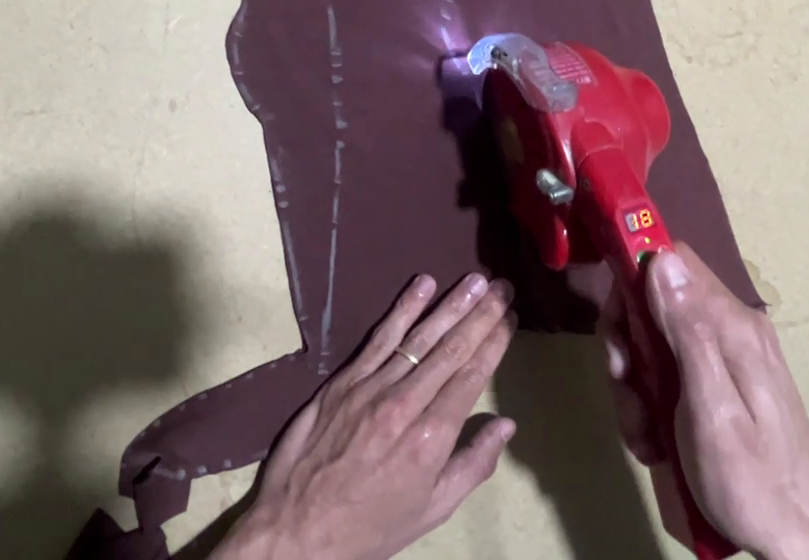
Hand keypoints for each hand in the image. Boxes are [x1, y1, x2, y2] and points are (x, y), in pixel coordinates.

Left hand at [214, 273, 518, 559]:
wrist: (297, 528)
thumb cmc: (371, 526)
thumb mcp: (432, 510)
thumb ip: (473, 465)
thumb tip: (506, 425)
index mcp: (431, 439)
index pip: (471, 377)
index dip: (494, 344)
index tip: (511, 318)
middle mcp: (405, 404)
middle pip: (450, 349)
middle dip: (481, 315)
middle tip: (503, 287)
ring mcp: (372, 387)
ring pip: (419, 336)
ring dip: (450, 305)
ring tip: (475, 280)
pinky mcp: (345, 379)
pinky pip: (380, 337)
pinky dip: (403, 308)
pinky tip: (423, 285)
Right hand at [600, 243, 808, 559]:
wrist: (800, 548)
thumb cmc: (751, 481)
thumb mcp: (709, 406)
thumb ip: (685, 329)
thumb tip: (661, 258)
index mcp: (732, 325)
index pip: (671, 260)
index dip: (631, 278)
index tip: (615, 324)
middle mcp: (732, 329)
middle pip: (655, 303)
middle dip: (627, 344)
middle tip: (625, 386)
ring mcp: (728, 358)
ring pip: (656, 341)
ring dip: (635, 383)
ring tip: (643, 432)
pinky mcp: (722, 384)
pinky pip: (670, 372)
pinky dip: (651, 401)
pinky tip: (655, 440)